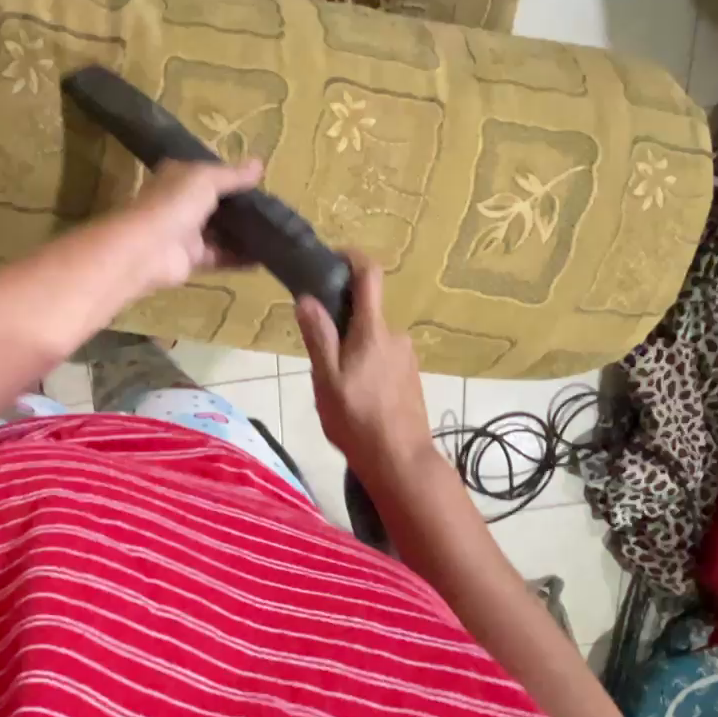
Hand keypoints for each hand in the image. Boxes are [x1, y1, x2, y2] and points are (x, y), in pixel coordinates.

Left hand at [108, 158, 262, 292]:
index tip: (259, 183)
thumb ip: (233, 175)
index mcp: (179, 177)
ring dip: (243, 235)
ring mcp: (185, 233)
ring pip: (219, 233)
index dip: (231, 177)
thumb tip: (259, 164)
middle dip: (241, 209)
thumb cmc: (175, 203)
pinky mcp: (190, 260)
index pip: (208, 174)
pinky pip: (220, 257)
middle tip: (272, 211)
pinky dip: (239, 259)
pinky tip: (262, 259)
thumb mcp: (206, 179)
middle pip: (216, 205)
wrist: (148, 249)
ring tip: (272, 235)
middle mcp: (181, 203)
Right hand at [295, 253, 436, 481]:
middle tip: (318, 360)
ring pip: (371, 341)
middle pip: (365, 314)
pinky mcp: (410, 378)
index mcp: (372, 330)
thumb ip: (318, 337)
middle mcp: (395, 335)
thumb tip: (307, 298)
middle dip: (340, 326)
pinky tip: (355, 400)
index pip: (369, 275)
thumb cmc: (357, 420)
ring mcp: (406, 357)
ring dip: (351, 353)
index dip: (352, 258)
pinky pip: (382, 360)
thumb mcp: (326, 380)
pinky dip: (365, 369)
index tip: (332, 258)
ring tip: (335, 389)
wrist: (399, 459)